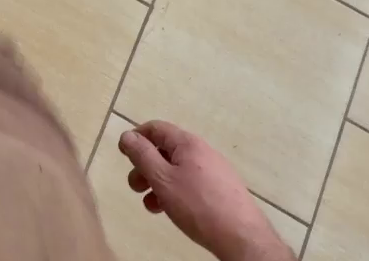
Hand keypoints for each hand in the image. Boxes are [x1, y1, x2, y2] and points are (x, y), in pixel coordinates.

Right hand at [118, 121, 291, 260]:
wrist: (244, 240)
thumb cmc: (198, 205)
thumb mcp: (162, 178)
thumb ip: (142, 155)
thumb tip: (127, 135)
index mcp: (188, 143)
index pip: (156, 128)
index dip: (136, 138)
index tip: (124, 155)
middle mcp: (203, 152)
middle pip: (166, 151)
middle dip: (145, 166)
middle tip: (134, 186)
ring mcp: (216, 172)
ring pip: (178, 170)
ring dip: (159, 183)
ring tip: (150, 205)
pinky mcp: (224, 192)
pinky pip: (192, 184)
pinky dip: (176, 192)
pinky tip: (172, 210)